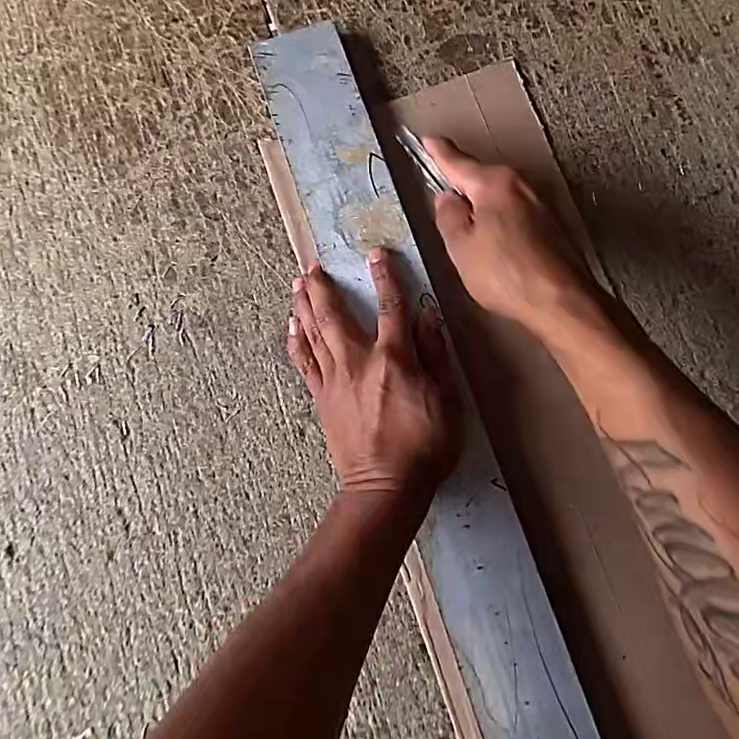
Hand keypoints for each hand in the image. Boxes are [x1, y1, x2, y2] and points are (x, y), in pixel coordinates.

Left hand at [288, 248, 457, 501]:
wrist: (385, 485)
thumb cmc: (425, 444)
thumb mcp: (446, 398)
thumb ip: (434, 354)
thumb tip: (426, 315)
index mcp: (393, 358)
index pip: (390, 306)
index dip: (384, 276)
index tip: (376, 253)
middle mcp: (358, 361)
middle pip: (335, 313)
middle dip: (322, 285)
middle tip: (311, 264)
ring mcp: (334, 379)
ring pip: (314, 332)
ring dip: (304, 305)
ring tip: (297, 283)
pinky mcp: (321, 397)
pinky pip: (304, 362)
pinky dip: (296, 341)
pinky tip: (291, 326)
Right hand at [424, 135, 596, 333]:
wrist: (560, 302)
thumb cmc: (507, 275)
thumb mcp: (460, 246)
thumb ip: (448, 216)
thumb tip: (447, 199)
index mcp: (494, 184)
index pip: (459, 162)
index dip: (439, 152)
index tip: (430, 140)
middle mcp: (522, 186)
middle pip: (483, 180)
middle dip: (464, 190)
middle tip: (445, 205)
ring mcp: (542, 205)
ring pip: (501, 200)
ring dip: (484, 212)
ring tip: (471, 239)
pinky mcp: (553, 226)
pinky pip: (516, 216)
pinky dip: (502, 226)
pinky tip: (497, 250)